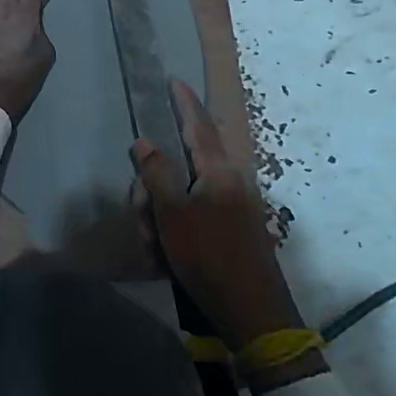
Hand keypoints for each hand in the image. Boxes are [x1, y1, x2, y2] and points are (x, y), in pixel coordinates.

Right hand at [133, 81, 307, 352]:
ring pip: (182, 196)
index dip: (184, 103)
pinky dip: (174, 230)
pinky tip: (165, 255)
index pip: (199, 126)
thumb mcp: (172, 214)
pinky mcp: (232, 231)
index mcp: (219, 173)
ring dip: (160, 215)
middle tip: (141, 215)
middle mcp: (229, 184)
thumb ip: (156, 173)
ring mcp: (233, 209)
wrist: (254, 316)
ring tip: (153, 245)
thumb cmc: (209, 257)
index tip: (174, 80)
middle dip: (152, 187)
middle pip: (180, 167)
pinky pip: (192, 217)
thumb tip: (145, 141)